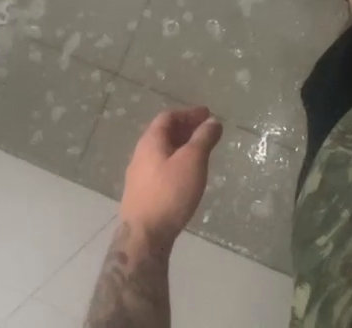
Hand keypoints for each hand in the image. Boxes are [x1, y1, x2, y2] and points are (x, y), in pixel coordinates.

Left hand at [119, 106, 222, 247]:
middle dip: (186, 128)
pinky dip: (176, 162)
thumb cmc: (170, 192)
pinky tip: (187, 174)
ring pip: (162, 152)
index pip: (168, 116)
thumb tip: (212, 121)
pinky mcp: (142, 195)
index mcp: (150, 142)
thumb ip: (204, 138)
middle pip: (163, 133)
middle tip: (206, 130)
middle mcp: (141, 155)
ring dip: (182, 146)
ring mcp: (139, 177)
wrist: (144, 238)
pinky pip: (161, 168)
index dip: (188, 112)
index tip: (207, 114)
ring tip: (201, 151)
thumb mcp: (193, 160)